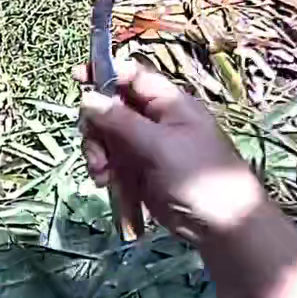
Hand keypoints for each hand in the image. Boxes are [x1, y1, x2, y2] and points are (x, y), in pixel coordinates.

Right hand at [77, 59, 269, 244]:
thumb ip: (120, 121)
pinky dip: (103, 168)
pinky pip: (110, 159)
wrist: (219, 224)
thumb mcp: (158, 145)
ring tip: (101, 174)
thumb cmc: (197, 176)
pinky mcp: (137, 169)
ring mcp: (144, 145)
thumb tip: (87, 98)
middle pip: (110, 107)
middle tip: (95, 148)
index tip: (77, 78)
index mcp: (167, 102)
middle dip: (96, 126)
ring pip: (106, 136)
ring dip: (97, 151)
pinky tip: (105, 182)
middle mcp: (154, 119)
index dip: (104, 73)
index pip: (130, 76)